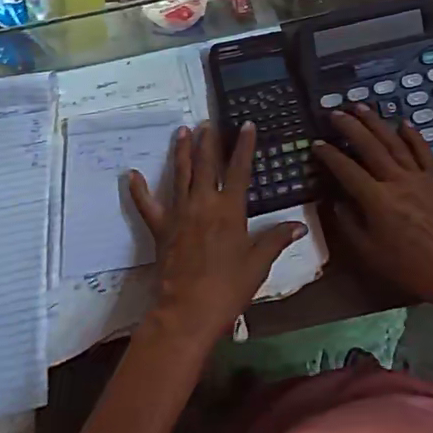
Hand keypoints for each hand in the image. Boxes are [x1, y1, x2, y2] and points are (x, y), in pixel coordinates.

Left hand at [128, 122, 302, 344]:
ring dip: (182, 152)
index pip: (239, 170)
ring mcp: (179, 213)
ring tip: (183, 131)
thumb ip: (276, 240)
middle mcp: (203, 203)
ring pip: (180, 175)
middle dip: (209, 141)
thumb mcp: (258, 263)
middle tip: (209, 122)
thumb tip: (299, 226)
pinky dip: (139, 190)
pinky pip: (147, 205)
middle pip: (206, 165)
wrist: (188, 310)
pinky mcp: (160, 228)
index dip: (244, 146)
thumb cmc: (228, 287)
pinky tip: (132, 174)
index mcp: (230, 209)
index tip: (246, 125)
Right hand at [311, 105, 432, 312]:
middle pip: (369, 146)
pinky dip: (412, 135)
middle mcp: (396, 181)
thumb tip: (336, 202)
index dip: (329, 155)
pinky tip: (403, 123)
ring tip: (359, 106)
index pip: (347, 170)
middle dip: (349, 127)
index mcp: (377, 200)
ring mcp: (419, 177)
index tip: (316, 143)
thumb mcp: (371, 254)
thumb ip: (350, 225)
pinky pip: (422, 151)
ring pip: (393, 142)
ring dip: (375, 122)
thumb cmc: (412, 268)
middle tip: (333, 112)